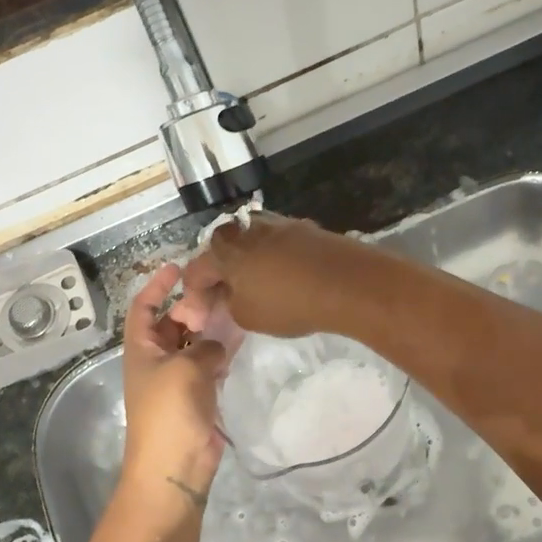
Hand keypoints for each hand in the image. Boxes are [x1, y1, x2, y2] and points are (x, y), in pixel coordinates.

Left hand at [120, 264, 227, 496]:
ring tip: (237, 307)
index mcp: (141, 348)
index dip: (157, 285)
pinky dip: (223, 352)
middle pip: (173, 323)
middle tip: (222, 288)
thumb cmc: (169, 411)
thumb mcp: (186, 368)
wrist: (176, 463)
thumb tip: (218, 346)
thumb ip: (206, 347)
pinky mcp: (199, 397)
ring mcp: (179, 379)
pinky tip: (241, 339)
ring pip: (196, 344)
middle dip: (193, 305)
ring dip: (212, 328)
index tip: (177, 267)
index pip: (143, 307)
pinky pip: (210, 365)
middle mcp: (157, 359)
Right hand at [172, 213, 370, 338]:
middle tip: (226, 300)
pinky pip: (276, 246)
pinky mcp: (303, 228)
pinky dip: (272, 261)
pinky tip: (283, 279)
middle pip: (222, 252)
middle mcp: (244, 227)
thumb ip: (228, 304)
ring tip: (255, 289)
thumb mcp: (246, 316)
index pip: (195, 271)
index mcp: (223, 248)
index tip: (203, 318)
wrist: (346, 282)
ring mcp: (276, 223)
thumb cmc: (288, 302)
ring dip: (247, 266)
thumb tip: (229, 294)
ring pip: (250, 245)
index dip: (195, 297)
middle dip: (220, 276)